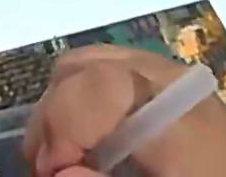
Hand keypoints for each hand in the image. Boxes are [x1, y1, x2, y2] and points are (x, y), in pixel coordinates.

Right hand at [24, 45, 225, 176]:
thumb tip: (56, 172)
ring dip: (66, 103)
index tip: (47, 169)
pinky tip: (85, 141)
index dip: (64, 118)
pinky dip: (86, 99)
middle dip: (55, 112)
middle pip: (92, 66)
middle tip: (40, 166)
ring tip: (57, 154)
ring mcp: (176, 78)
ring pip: (95, 60)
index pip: (108, 84)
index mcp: (185, 123)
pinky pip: (112, 69)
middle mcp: (179, 85)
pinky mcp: (172, 86)